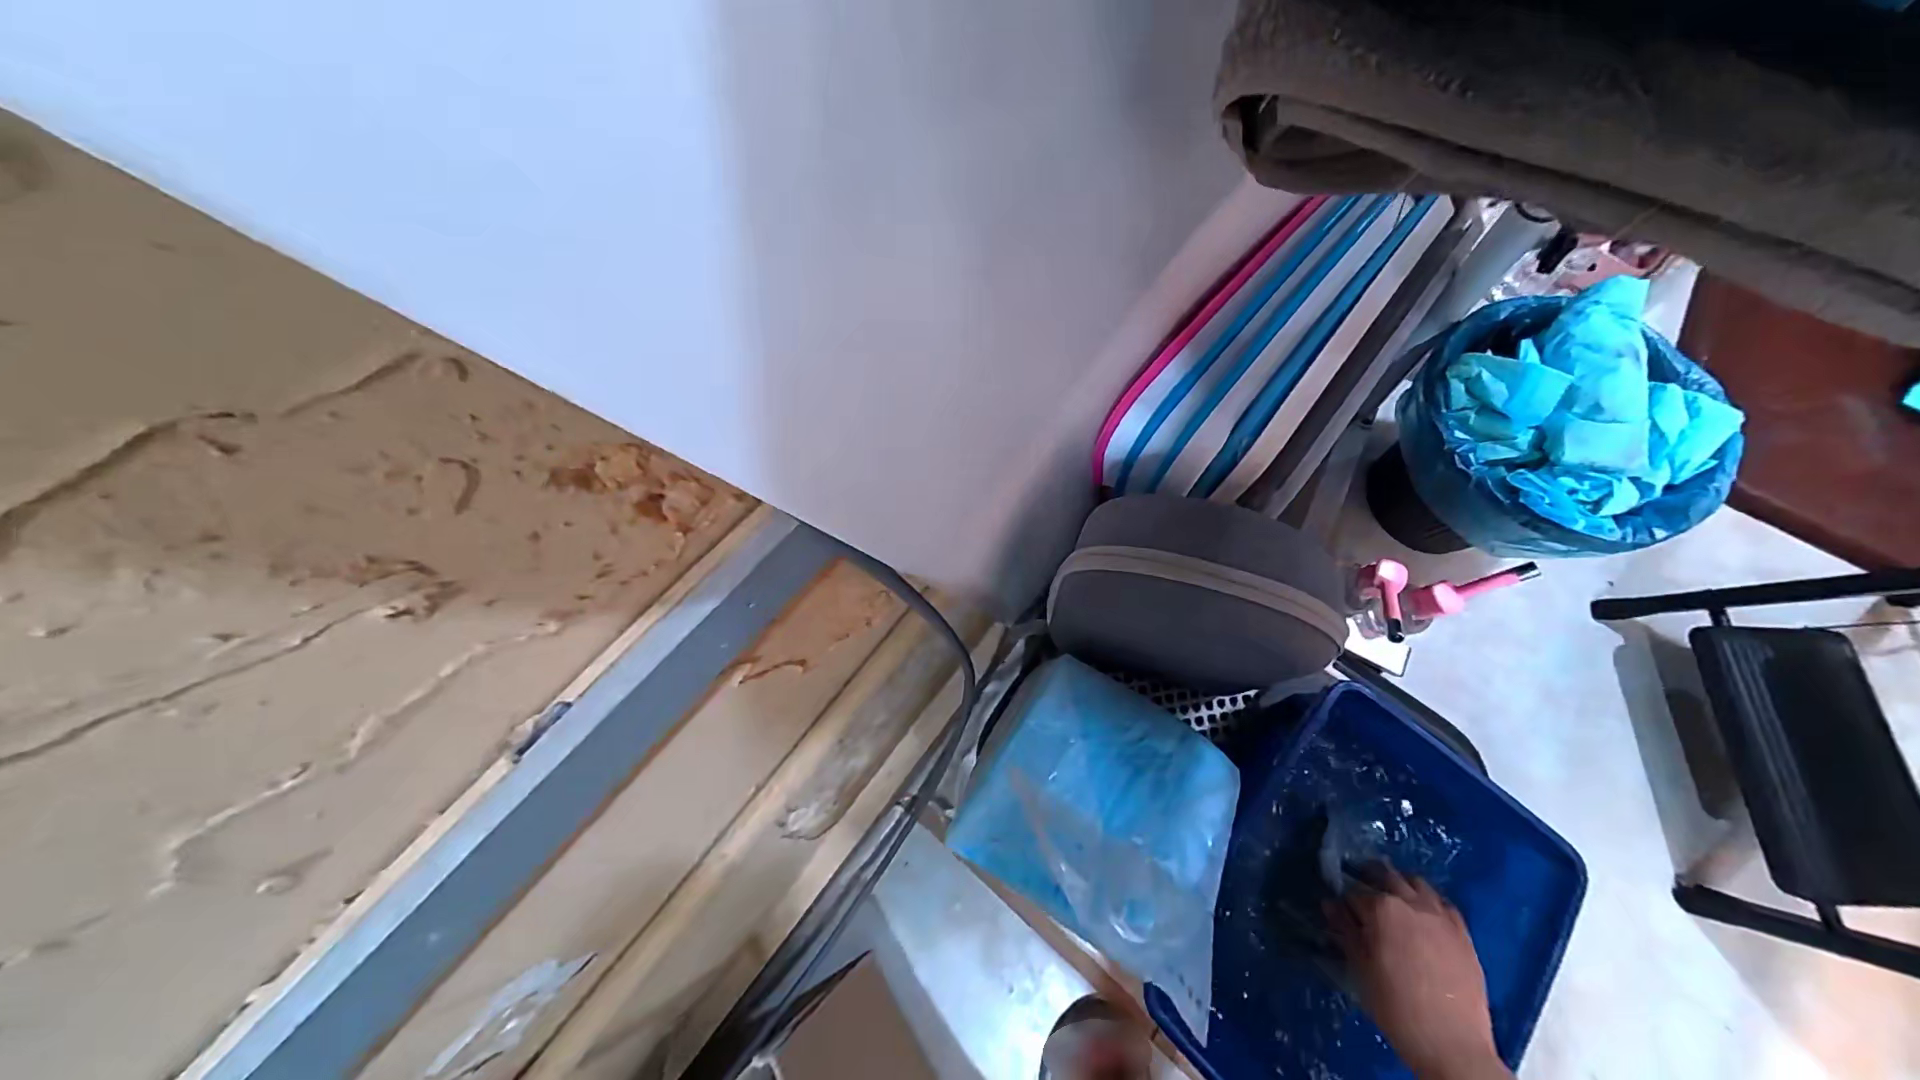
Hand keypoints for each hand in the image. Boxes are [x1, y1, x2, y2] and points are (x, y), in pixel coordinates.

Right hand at [1325, 866, 1511, 1079]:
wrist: (1451, 1042)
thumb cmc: (1394, 1004)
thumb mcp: (1360, 966)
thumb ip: (1345, 930)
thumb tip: (1330, 904)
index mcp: (1381, 908)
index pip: (1354, 892)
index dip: (1344, 901)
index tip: (1340, 910)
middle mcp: (1412, 902)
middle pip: (1387, 876)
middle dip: (1370, 877)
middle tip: (1362, 893)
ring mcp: (1442, 917)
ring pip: (1418, 883)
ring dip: (1402, 885)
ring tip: (1394, 901)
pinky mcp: (1464, 934)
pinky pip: (1444, 904)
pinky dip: (1429, 902)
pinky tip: (1424, 918)